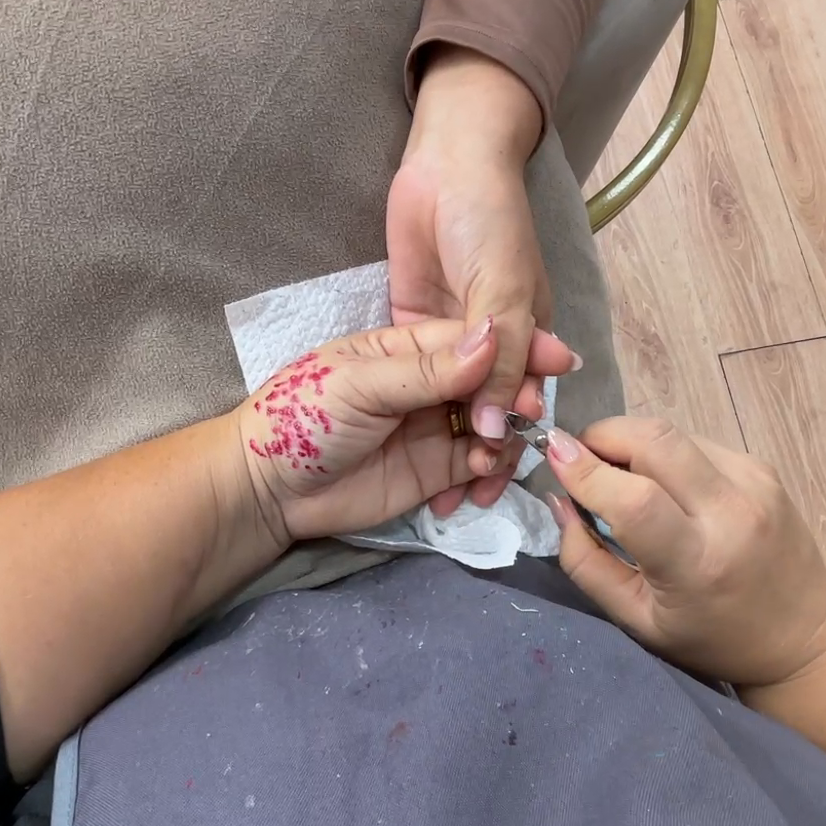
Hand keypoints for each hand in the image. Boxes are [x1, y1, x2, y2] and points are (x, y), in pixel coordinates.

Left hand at [235, 318, 577, 543]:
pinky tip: (483, 473)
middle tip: (528, 413)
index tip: (557, 357)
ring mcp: (435, 426)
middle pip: (491, 383)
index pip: (475, 340)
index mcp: (411, 345)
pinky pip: (477, 462)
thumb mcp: (360, 381)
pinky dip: (490, 467)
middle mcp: (431, 383)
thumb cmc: (304, 414)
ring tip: (494, 450)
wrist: (269, 485)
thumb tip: (491, 341)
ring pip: (492, 423)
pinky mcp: (435, 469)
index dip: (515, 347)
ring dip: (506, 435)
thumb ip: (426, 367)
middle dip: (517, 396)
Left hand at [388, 45, 552, 514]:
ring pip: (462, 415)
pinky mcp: (413, 351)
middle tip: (478, 492)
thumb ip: (499, 357)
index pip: (524, 399)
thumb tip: (499, 423)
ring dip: (464, 454)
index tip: (501, 464)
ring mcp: (449, 353)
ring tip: (458, 497)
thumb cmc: (484, 224)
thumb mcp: (500, 292)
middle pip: (494, 415)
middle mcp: (490, 352)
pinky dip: (433, 435)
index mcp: (524, 338)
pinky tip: (433, 472)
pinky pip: (428, 402)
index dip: (515, 434)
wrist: (442, 167)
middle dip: (492, 454)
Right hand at [543, 417, 825, 685]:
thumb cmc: (710, 637)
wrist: (805, 636)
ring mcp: (753, 483)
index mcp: (696, 563)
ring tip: (617, 474)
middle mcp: (731, 513)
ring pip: (671, 434)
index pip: (632, 499)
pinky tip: (660, 484)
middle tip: (578, 456)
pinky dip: (661, 454)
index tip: (551, 451)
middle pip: (654, 440)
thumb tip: (559, 500)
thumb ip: (585, 561)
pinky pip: (693, 442)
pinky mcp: (762, 469)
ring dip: (629, 443)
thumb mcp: (635, 618)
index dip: (584, 469)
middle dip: (602, 435)